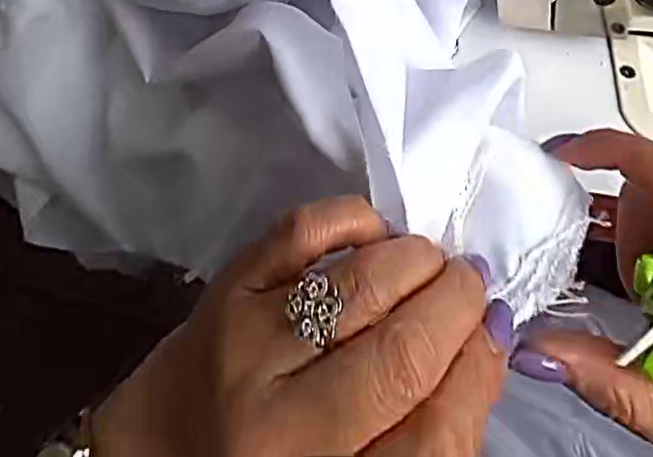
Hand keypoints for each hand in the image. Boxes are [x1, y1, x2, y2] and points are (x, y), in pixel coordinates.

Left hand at [90, 196, 508, 455]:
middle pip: (403, 354)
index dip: (480, 371)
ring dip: (417, 258)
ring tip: (429, 261)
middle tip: (469, 282)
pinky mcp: (225, 290)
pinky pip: (304, 229)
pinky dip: (354, 219)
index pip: (437, 438)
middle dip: (457, 302)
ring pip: (362, 285)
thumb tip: (485, 333)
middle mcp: (283, 434)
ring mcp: (247, 352)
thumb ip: (424, 425)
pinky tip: (373, 235)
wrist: (159, 452)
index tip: (493, 328)